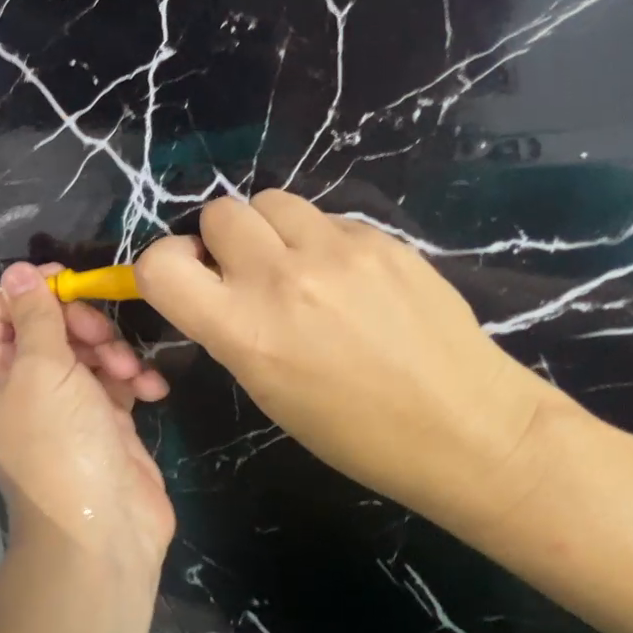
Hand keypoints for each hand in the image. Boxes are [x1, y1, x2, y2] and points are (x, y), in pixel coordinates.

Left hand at [0, 262, 173, 567]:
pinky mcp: (105, 420)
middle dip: (79, 322)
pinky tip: (152, 388)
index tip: (62, 281)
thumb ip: (33, 315)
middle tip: (100, 336)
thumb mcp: (41, 368)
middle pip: (45, 325)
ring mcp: (66, 404)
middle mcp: (23, 384)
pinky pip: (117, 379)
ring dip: (113, 350)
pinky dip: (136, 377)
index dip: (23, 291)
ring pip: (86, 349)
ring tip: (128, 372)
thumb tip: (15, 270)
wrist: (104, 531)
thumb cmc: (60, 442)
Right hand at [135, 191, 574, 532]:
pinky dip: (321, 239)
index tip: (191, 280)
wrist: (472, 431)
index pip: (159, 263)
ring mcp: (337, 252)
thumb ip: (228, 324)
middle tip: (250, 273)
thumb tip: (210, 280)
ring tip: (300, 266)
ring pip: (269, 200)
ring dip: (270, 228)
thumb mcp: (265, 388)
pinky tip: (351, 278)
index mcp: (245, 331)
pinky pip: (324, 217)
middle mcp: (282, 279)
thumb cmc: (355, 432)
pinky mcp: (381, 239)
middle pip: (218, 213)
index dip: (164, 264)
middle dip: (223, 239)